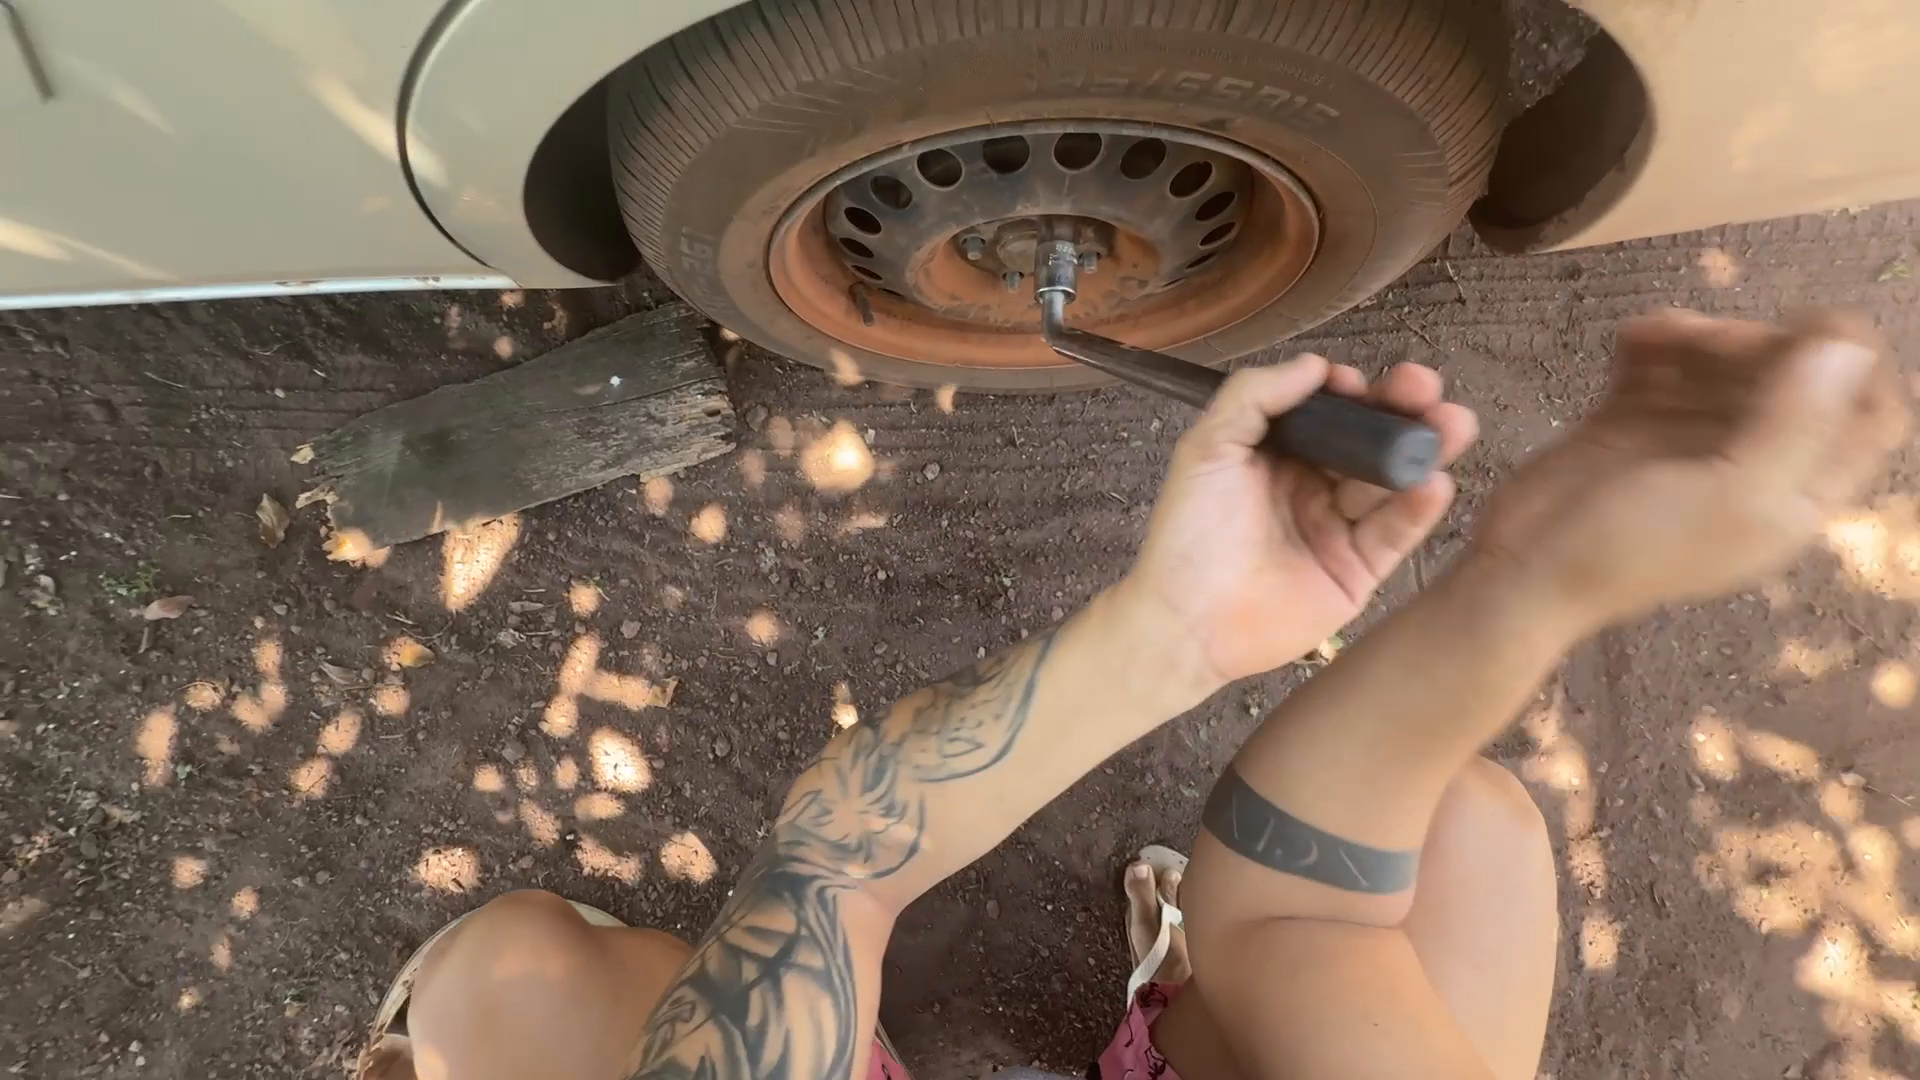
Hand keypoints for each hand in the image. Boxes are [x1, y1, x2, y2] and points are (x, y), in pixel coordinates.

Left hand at [1118, 356, 1478, 686]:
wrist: (1189, 618)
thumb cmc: (1189, 531)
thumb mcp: (1206, 450)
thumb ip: (1252, 398)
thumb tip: (1314, 363)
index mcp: (1271, 457)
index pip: (1323, 414)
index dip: (1346, 393)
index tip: (1356, 383)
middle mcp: (1307, 486)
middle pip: (1365, 441)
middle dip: (1397, 410)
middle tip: (1423, 388)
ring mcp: (1335, 529)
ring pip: (1389, 481)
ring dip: (1422, 449)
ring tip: (1451, 423)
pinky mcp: (1357, 570)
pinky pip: (1395, 532)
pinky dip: (1417, 507)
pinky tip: (1434, 481)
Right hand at [1475, 309, 1907, 627]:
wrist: (1525, 569)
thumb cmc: (1632, 550)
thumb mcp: (1731, 498)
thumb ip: (1793, 424)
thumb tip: (1843, 347)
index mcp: (1791, 490)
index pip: (1861, 415)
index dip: (1852, 367)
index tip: (1812, 328)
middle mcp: (1741, 457)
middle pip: (1784, 380)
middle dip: (1757, 348)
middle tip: (1706, 338)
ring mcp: (1675, 439)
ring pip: (1715, 370)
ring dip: (1698, 339)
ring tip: (1658, 330)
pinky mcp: (1618, 425)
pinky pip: (1648, 374)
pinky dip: (1648, 347)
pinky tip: (1632, 336)